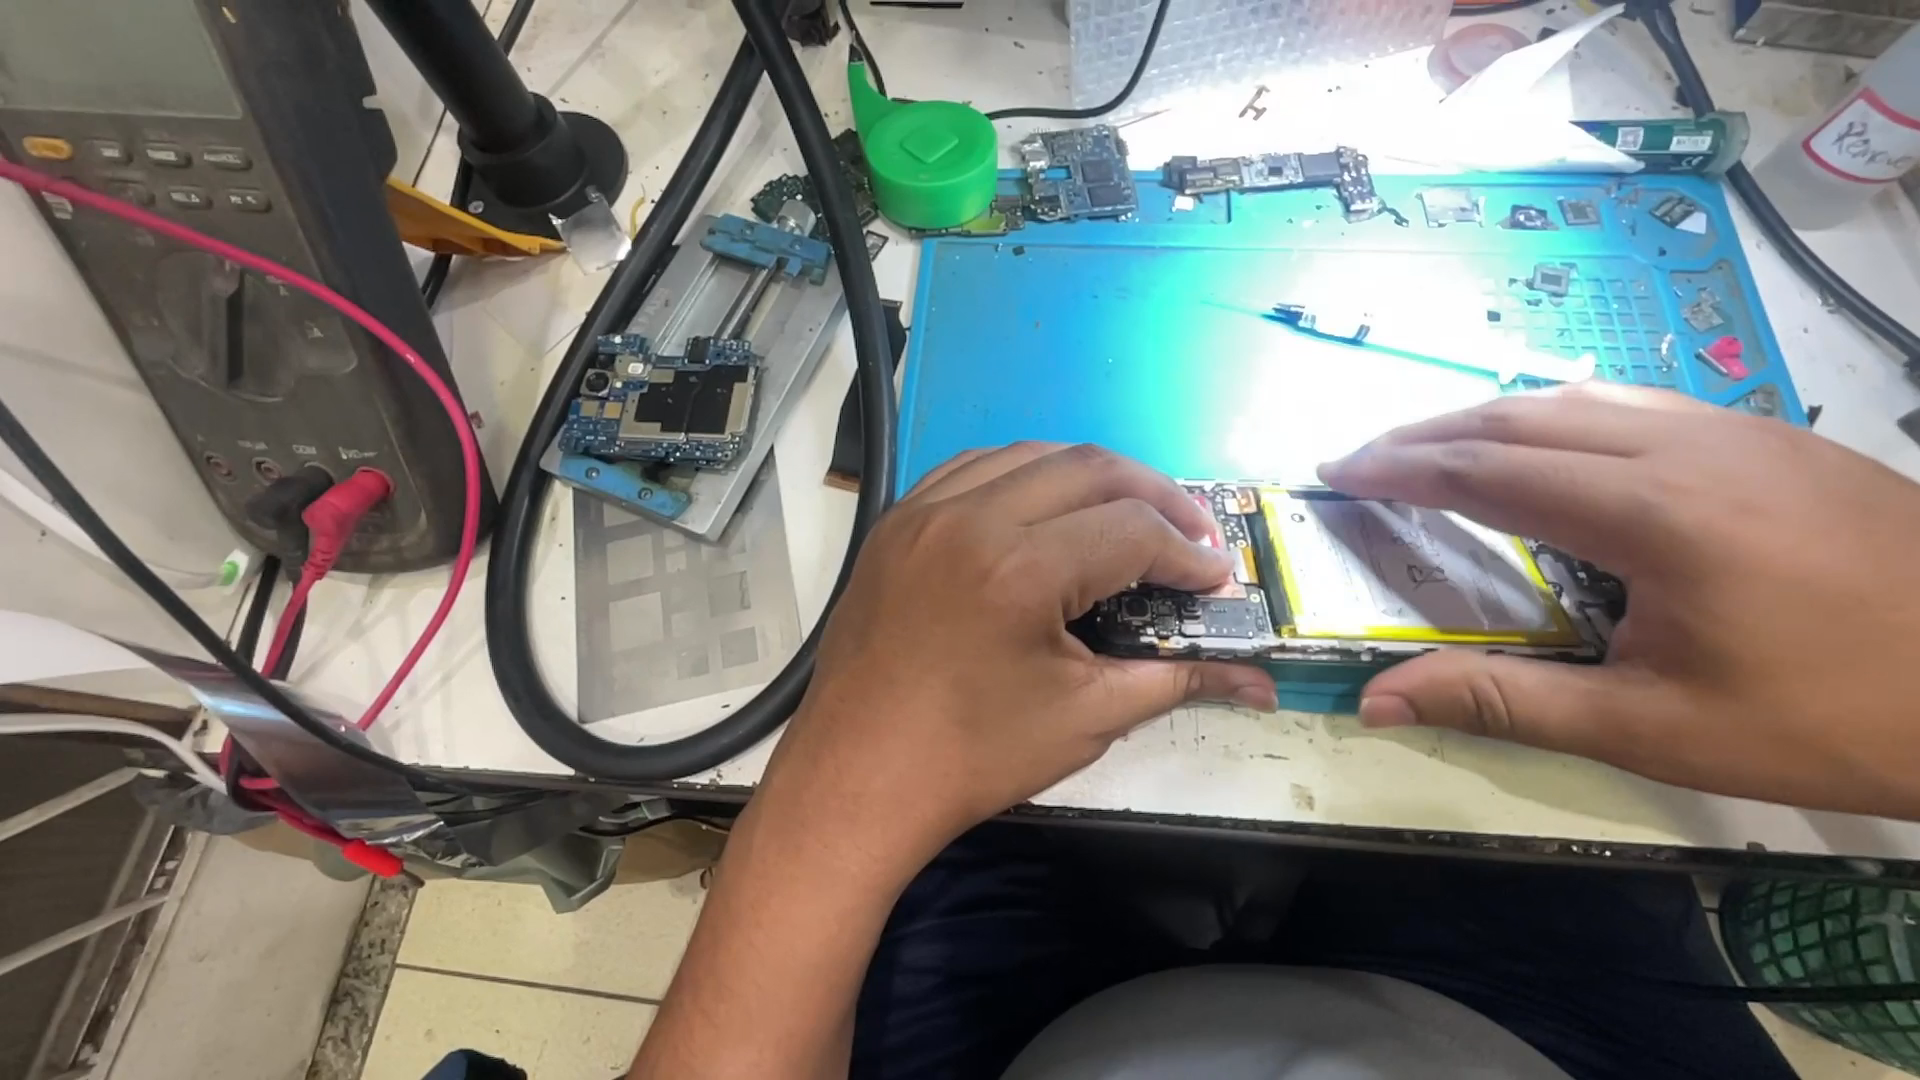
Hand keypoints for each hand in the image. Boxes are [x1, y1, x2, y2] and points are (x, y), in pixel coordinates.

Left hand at [761, 443, 1277, 862]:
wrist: (857, 778)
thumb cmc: (972, 758)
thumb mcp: (1086, 719)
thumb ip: (1176, 680)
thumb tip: (1259, 681)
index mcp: (1020, 568)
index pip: (1131, 529)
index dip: (1187, 552)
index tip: (1215, 577)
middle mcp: (969, 518)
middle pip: (1088, 466)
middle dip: (1155, 494)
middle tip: (1189, 534)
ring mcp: (923, 512)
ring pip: (1028, 455)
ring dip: (1088, 476)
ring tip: (1125, 515)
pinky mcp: (895, 522)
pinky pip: (970, 469)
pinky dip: (1022, 477)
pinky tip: (1042, 508)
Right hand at [1319, 383, 1919, 818]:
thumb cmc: (1831, 716)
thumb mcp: (1651, 727)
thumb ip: (1501, 700)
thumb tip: (1375, 702)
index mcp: (1649, 511)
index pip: (1485, 468)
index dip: (1398, 467)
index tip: (1335, 472)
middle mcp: (1684, 446)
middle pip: (1515, 417)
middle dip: (1423, 435)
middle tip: (1361, 460)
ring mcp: (1735, 430)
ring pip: (1571, 398)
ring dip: (1483, 419)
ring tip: (1429, 450)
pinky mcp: (1769, 436)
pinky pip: (1627, 402)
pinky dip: (1550, 416)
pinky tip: (1540, 446)